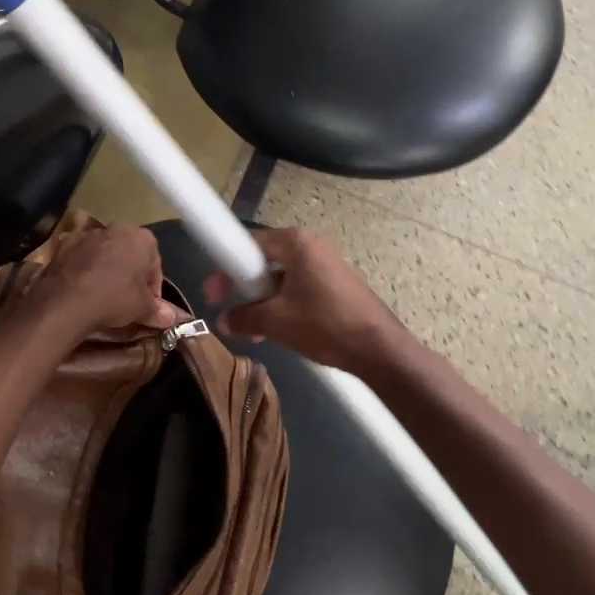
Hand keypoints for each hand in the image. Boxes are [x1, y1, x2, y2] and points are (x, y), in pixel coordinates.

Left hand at [38, 225, 182, 334]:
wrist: (68, 299)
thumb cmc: (115, 298)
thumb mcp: (142, 309)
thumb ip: (159, 311)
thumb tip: (171, 318)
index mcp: (142, 238)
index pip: (155, 266)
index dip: (153, 289)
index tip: (148, 307)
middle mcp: (117, 228)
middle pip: (130, 255)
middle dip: (130, 274)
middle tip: (127, 300)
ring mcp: (89, 233)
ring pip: (105, 253)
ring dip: (107, 269)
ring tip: (103, 294)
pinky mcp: (66, 243)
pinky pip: (82, 256)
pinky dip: (85, 268)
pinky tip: (83, 287)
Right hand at [203, 228, 407, 370]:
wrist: (381, 351)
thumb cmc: (324, 325)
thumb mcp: (275, 322)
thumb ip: (243, 317)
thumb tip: (222, 321)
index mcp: (296, 242)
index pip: (248, 245)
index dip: (226, 270)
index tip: (213, 293)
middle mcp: (312, 244)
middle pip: (265, 260)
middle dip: (244, 288)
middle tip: (227, 310)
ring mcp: (328, 263)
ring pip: (282, 278)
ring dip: (263, 301)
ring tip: (253, 330)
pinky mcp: (338, 283)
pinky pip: (299, 286)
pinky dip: (284, 304)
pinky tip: (278, 330)